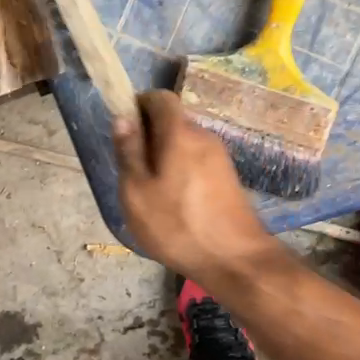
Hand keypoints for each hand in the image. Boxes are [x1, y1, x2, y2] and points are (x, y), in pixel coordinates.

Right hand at [113, 91, 279, 286]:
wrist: (236, 262)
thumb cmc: (178, 226)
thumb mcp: (137, 192)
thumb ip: (128, 152)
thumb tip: (122, 118)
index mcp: (180, 133)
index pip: (161, 97)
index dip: (139, 105)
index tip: (125, 130)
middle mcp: (204, 136)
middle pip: (172, 121)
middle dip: (149, 135)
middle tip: (133, 169)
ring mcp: (220, 157)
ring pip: (184, 142)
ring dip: (165, 156)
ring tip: (152, 192)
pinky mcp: (228, 178)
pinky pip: (197, 160)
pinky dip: (181, 170)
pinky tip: (175, 203)